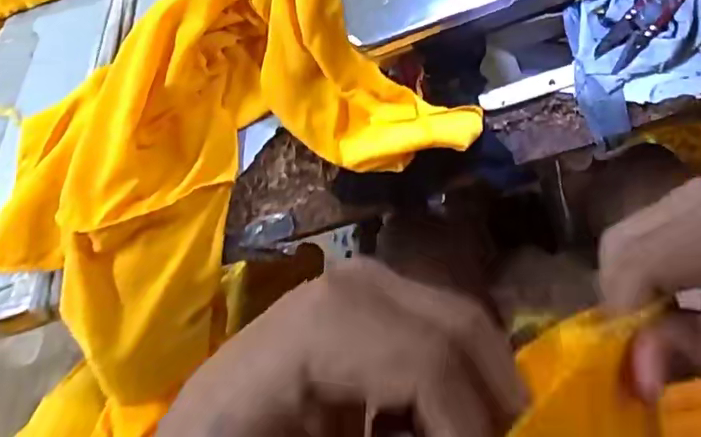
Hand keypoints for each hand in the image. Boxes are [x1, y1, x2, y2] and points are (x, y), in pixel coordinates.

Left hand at [162, 259, 526, 436]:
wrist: (205, 421)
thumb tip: (467, 430)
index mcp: (324, 323)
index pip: (430, 362)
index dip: (472, 426)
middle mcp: (354, 282)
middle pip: (459, 326)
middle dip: (495, 400)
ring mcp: (364, 279)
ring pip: (459, 320)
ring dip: (479, 386)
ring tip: (474, 429)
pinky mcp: (372, 293)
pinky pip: (437, 324)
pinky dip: (453, 375)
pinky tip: (432, 418)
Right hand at [599, 177, 700, 403]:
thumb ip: (687, 353)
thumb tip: (632, 371)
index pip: (636, 262)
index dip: (623, 314)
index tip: (633, 364)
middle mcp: (694, 196)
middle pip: (621, 243)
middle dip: (620, 300)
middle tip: (641, 350)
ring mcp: (691, 193)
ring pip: (623, 237)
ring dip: (628, 287)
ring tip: (656, 330)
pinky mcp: (690, 202)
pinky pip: (641, 234)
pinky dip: (641, 272)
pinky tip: (666, 302)